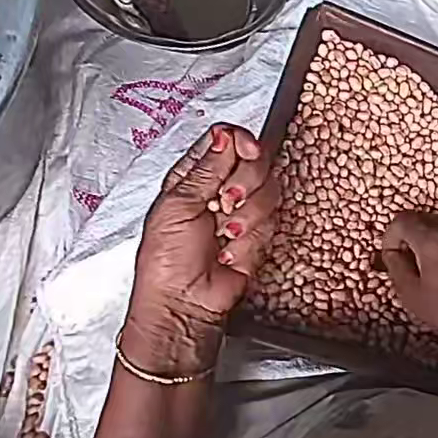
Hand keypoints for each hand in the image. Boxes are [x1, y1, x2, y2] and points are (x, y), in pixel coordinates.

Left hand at [124, 124, 276, 373]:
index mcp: (193, 176)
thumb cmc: (167, 260)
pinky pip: (271, 222)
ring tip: (223, 234)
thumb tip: (225, 137)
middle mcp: (220, 190)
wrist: (185, 301)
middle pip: (254, 162)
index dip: (240, 141)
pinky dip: (251, 238)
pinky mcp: (260, 234)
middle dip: (243, 182)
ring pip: (267, 192)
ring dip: (246, 215)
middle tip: (223, 202)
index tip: (246, 149)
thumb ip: (206, 169)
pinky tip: (232, 250)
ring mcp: (243, 212)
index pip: (225, 142)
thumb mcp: (177, 205)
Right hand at [378, 211, 437, 345]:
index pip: (401, 221)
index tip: (389, 255)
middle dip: (403, 234)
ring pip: (431, 225)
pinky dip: (433, 242)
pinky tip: (433, 266)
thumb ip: (395, 265)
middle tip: (400, 258)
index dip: (389, 237)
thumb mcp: (409, 292)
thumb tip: (391, 252)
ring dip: (418, 238)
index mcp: (431, 242)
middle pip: (417, 218)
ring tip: (416, 265)